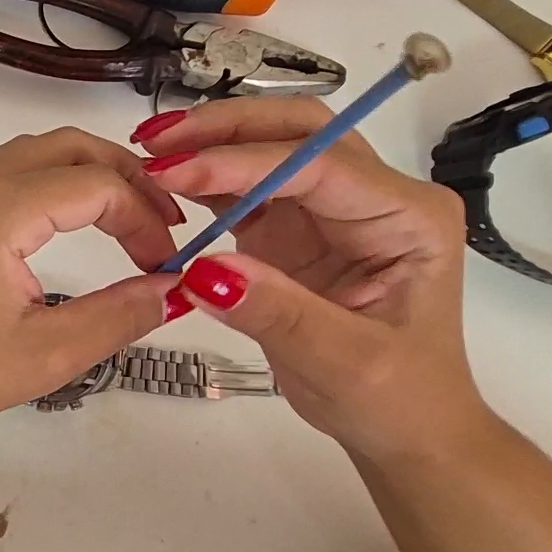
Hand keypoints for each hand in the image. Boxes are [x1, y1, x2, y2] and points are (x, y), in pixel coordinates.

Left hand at [0, 128, 183, 440]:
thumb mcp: (47, 354)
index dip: (145, 217)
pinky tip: (65, 223)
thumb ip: (121, 315)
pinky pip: (2, 173)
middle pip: (68, 146)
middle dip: (125, 175)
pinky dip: (46, 184)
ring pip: (33, 153)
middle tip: (159, 221)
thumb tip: (176, 288)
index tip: (164, 263)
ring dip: (84, 174)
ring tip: (122, 218)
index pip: (98, 185)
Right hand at [136, 99, 495, 460]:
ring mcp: (326, 212)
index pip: (317, 165)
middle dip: (226, 129)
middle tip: (155, 143)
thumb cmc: (393, 396)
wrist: (401, 422)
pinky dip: (202, 183)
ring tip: (147, 154)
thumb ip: (276, 311)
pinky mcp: (289, 231)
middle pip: (297, 133)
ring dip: (209, 146)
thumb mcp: (343, 362)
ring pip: (266, 151)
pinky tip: (162, 185)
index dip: (242, 163)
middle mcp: (369, 199)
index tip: (171, 172)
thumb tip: (204, 269)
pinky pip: (242, 191)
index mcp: (404, 218)